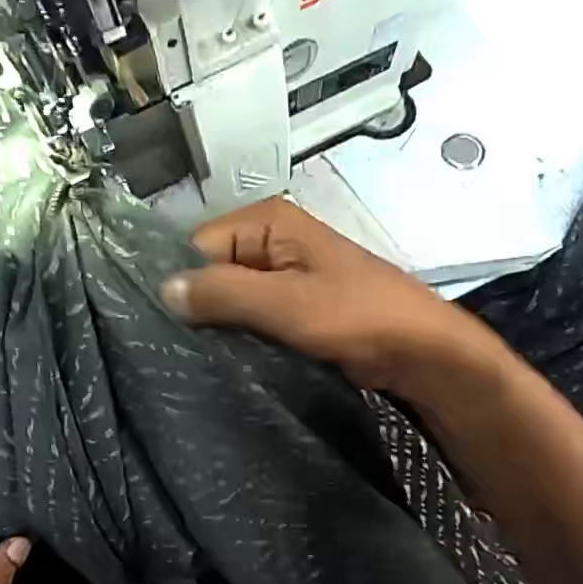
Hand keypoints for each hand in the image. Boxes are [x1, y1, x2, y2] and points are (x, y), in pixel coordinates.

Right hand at [160, 197, 509, 399]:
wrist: (419, 351)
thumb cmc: (358, 316)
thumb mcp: (287, 302)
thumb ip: (224, 293)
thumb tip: (163, 290)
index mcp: (270, 222)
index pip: (198, 245)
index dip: (183, 283)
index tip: (166, 326)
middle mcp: (274, 241)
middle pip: (214, 271)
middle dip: (201, 308)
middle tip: (182, 350)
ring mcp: (286, 277)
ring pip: (234, 299)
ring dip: (223, 327)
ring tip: (206, 359)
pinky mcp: (296, 309)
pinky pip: (255, 319)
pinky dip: (244, 338)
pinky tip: (232, 362)